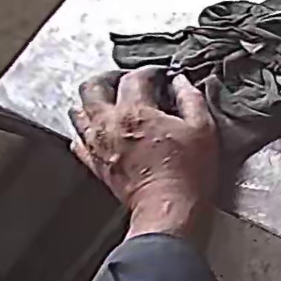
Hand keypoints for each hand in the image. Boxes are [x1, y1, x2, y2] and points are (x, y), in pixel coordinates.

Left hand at [70, 67, 219, 241]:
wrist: (169, 208)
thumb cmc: (188, 172)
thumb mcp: (203, 129)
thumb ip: (191, 99)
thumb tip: (181, 82)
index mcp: (136, 111)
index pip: (135, 77)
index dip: (150, 72)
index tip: (161, 76)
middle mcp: (109, 124)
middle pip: (92, 86)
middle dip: (110, 78)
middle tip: (126, 81)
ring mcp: (97, 145)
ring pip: (77, 111)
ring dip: (93, 102)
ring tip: (110, 102)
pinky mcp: (95, 164)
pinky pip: (77, 140)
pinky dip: (85, 130)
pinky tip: (101, 131)